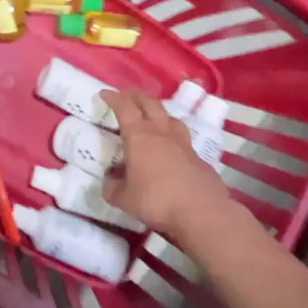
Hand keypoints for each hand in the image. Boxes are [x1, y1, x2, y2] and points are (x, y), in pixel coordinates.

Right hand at [100, 90, 236, 236]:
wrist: (203, 213)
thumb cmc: (157, 201)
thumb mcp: (124, 199)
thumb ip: (113, 188)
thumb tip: (108, 182)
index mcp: (139, 137)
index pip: (124, 108)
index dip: (113, 98)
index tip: (104, 93)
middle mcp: (162, 134)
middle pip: (150, 104)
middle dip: (136, 96)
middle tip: (127, 96)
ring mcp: (184, 145)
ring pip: (171, 118)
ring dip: (159, 113)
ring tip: (152, 118)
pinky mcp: (200, 159)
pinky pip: (184, 141)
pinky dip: (173, 139)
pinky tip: (171, 152)